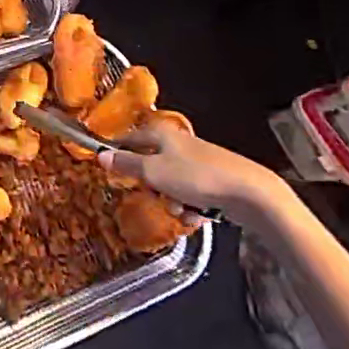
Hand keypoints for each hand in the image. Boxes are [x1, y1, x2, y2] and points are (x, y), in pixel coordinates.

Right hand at [99, 124, 290, 225]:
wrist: (249, 192)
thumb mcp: (153, 172)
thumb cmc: (195, 177)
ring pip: (171, 183)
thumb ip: (126, 165)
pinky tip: (199, 214)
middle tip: (155, 195)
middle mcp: (178, 143)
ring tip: (182, 209)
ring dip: (172, 200)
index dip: (118, 152)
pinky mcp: (214, 179)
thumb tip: (99, 154)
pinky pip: (191, 193)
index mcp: (161, 134)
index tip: (111, 170)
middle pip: (151, 165)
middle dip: (152, 186)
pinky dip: (191, 205)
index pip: (130, 138)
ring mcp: (198, 161)